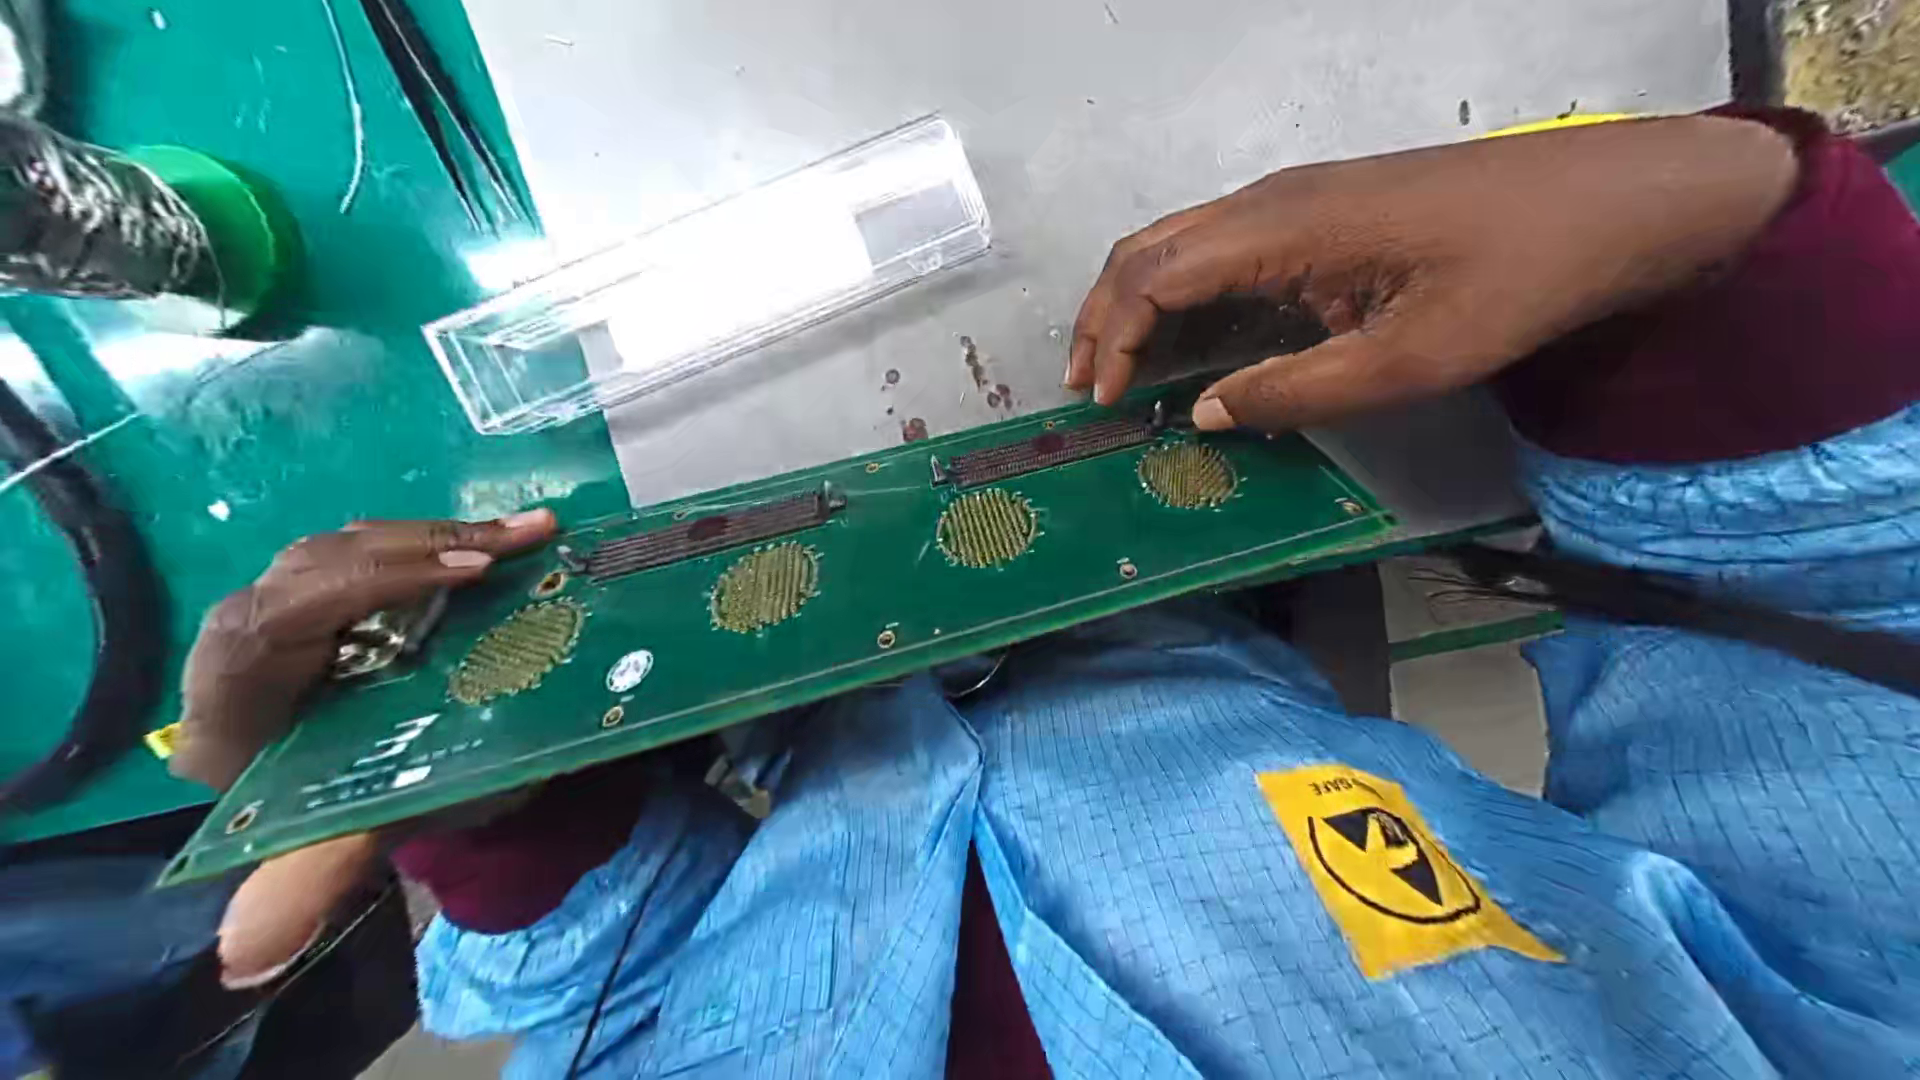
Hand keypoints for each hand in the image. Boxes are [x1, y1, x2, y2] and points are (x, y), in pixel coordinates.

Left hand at [176, 512, 556, 986]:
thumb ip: (316, 872)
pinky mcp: (349, 591)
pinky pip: (389, 547)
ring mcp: (304, 607)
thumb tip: (245, 960)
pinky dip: (454, 536)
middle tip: (521, 543)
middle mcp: (255, 643)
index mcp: (237, 705)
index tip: (472, 574)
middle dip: (425, 546)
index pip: (272, 622)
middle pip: (318, 566)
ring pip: (355, 544)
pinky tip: (512, 535)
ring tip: (532, 531)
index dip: (365, 586)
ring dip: (449, 533)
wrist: (406, 775)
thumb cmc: (381, 801)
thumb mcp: (359, 831)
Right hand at [1066, 115, 1796, 430]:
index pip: (1158, 277)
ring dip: (1125, 302)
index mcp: (1284, 227)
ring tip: (1107, 362)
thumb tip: (1199, 414)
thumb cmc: (1521, 280)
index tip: (1106, 399)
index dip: (1117, 339)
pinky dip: (1166, 294)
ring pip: (1167, 242)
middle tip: (1082, 382)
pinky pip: (1204, 248)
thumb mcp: (1407, 362)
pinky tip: (1168, 335)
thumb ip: (1291, 392)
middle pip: (1144, 250)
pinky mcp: (1304, 212)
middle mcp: (1268, 201)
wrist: (1628, 200)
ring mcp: (1284, 200)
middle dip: (1099, 318)